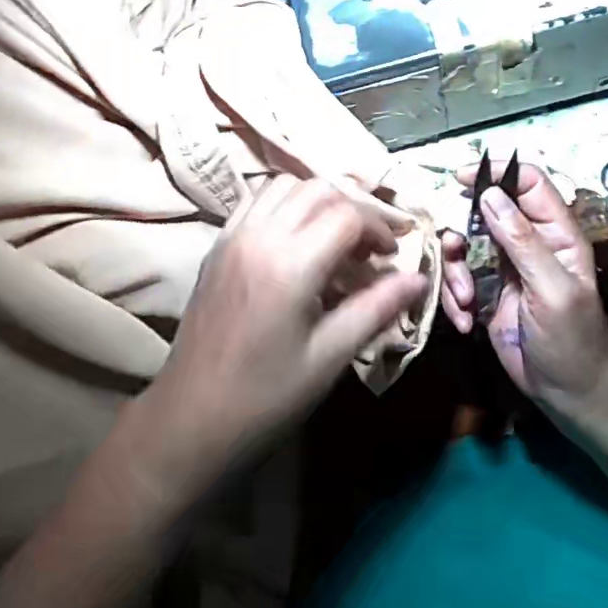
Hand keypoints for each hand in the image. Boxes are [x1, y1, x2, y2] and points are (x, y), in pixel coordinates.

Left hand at [145, 176, 427, 468]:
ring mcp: (233, 236)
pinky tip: (295, 240)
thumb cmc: (266, 396)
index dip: (378, 229)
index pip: (348, 215)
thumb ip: (377, 309)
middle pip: (318, 189)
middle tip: (365, 249)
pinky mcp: (217, 245)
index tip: (389, 257)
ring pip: (286, 186)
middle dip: (352, 209)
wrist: (189, 421)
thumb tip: (419, 279)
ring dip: (318, 201)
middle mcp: (260, 236)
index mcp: (291, 264)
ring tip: (331, 239)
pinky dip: (284, 204)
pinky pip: (256, 200)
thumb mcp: (330, 357)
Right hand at [441, 164, 607, 429]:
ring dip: (456, 272)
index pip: (529, 184)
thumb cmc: (573, 341)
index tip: (462, 178)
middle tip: (455, 250)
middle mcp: (528, 243)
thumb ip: (523, 242)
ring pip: (465, 246)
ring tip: (467, 299)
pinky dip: (455, 297)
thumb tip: (490, 195)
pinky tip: (467, 322)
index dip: (498, 174)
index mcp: (556, 234)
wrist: (568, 397)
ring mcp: (504, 268)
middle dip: (464, 231)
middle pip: (486, 212)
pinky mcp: (485, 293)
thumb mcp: (554, 290)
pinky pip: (457, 279)